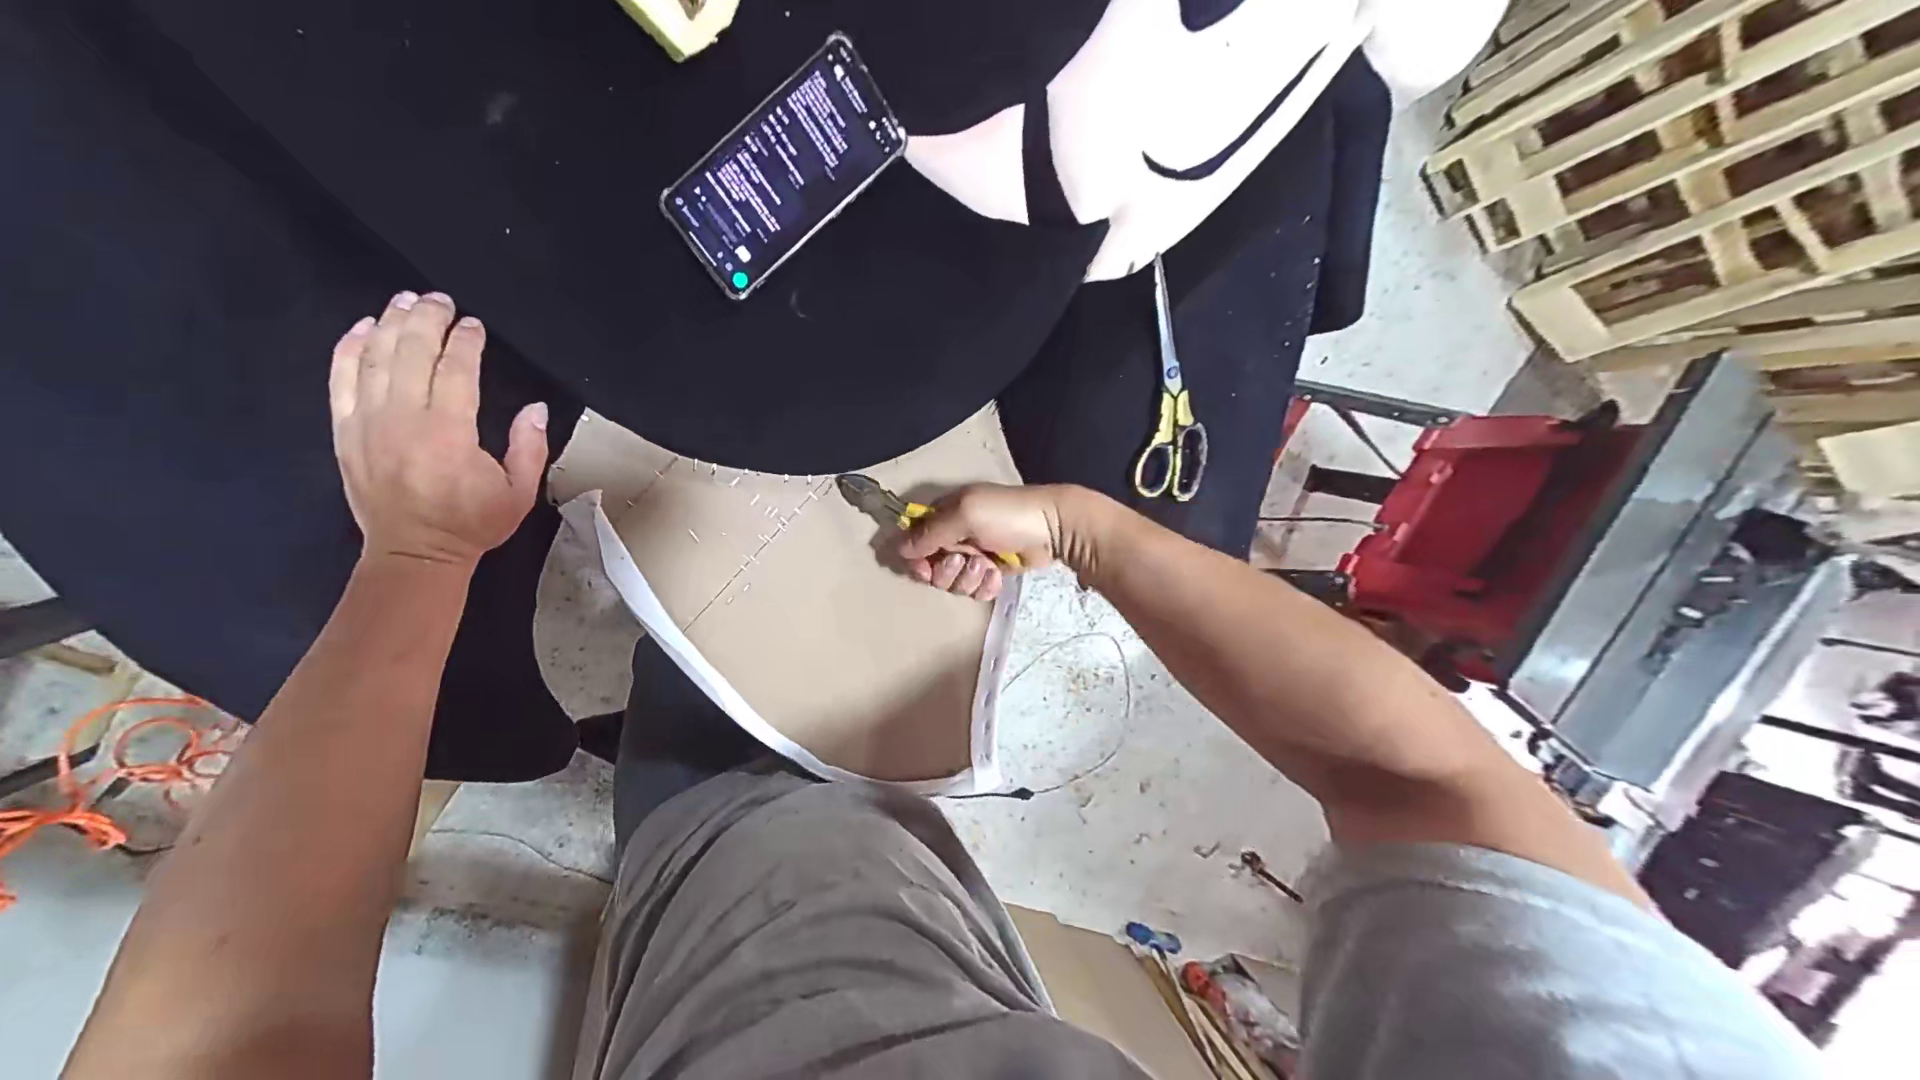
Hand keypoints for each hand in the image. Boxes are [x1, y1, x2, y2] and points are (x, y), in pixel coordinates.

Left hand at [329, 291, 548, 569]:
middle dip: (427, 321)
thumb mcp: (519, 492)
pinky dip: (349, 349)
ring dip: (390, 324)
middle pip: (410, 353)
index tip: (475, 325)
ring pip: (374, 358)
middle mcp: (402, 419)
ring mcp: (366, 422)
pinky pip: (340, 379)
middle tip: (440, 299)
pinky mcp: (344, 431)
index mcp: (449, 433)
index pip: (455, 371)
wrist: (414, 552)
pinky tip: (363, 328)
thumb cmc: (473, 523)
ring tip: (406, 301)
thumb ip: (529, 447)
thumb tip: (536, 408)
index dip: (466, 343)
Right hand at [896, 484, 1100, 600]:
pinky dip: (986, 585)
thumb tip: (898, 548)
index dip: (916, 558)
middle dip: (946, 570)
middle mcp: (954, 536)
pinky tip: (998, 574)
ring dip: (969, 578)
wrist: (1054, 528)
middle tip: (963, 561)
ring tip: (988, 565)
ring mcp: (974, 556)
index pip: (914, 540)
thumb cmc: (1007, 514)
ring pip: (952, 582)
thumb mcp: (965, 514)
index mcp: (944, 514)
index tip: (924, 567)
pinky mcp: (991, 572)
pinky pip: (975, 589)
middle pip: (931, 568)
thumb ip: (929, 532)